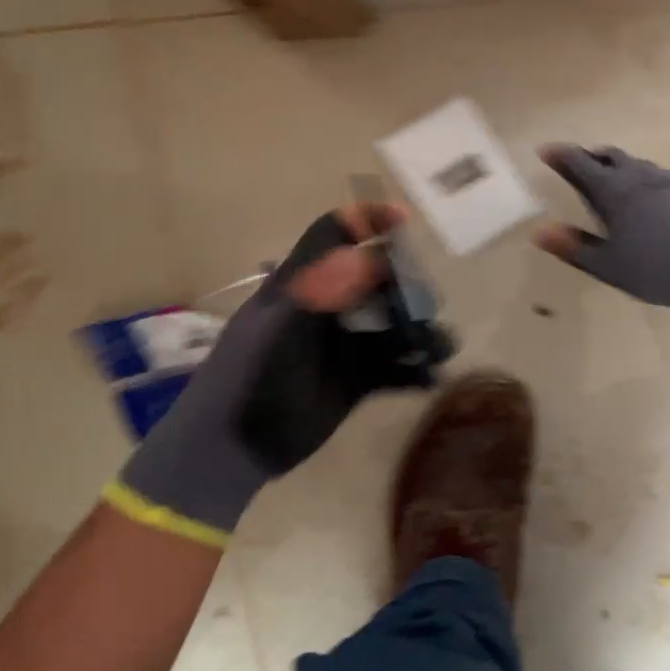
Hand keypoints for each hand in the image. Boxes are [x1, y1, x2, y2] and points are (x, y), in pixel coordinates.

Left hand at [108, 204, 446, 545]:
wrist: (230, 448)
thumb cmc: (249, 379)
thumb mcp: (281, 326)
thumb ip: (325, 288)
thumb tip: (374, 256)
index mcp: (300, 288)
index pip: (334, 236)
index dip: (366, 222)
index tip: (404, 223)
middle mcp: (325, 310)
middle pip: (377, 281)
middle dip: (408, 288)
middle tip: (425, 307)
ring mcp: (342, 347)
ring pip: (393, 327)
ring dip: (421, 332)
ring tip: (438, 348)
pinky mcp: (355, 383)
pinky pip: (395, 368)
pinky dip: (416, 370)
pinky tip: (430, 377)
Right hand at [534, 145, 669, 325]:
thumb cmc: (656, 271)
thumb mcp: (608, 267)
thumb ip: (573, 247)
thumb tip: (539, 231)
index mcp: (615, 191)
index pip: (581, 163)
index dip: (562, 156)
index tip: (546, 151)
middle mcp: (642, 176)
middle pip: (612, 157)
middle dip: (592, 157)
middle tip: (580, 164)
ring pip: (639, 165)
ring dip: (622, 167)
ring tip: (614, 180)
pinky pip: (663, 176)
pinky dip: (647, 179)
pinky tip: (652, 196)